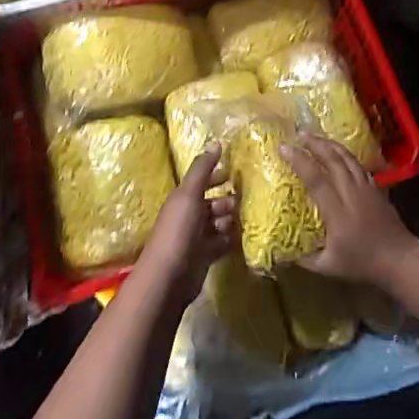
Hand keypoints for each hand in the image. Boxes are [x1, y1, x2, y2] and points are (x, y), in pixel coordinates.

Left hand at [140, 146, 236, 292]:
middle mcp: (190, 215)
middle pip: (214, 202)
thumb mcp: (189, 194)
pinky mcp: (206, 255)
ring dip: (233, 219)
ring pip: (220, 222)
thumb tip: (217, 143)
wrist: (170, 276)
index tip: (239, 171)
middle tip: (248, 198)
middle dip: (230, 199)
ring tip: (248, 218)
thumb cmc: (179, 230)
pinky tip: (247, 235)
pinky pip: (223, 242)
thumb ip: (202, 169)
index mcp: (183, 199)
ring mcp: (198, 237)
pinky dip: (233, 239)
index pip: (203, 181)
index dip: (219, 175)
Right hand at [278, 132, 417, 283]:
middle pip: (333, 160)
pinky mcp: (375, 188)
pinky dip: (345, 154)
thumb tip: (281, 253)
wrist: (398, 257)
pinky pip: (358, 165)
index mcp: (337, 212)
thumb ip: (303, 258)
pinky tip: (338, 152)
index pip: (316, 179)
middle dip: (315, 144)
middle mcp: (352, 193)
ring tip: (316, 137)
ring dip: (330, 145)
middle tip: (299, 133)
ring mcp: (366, 188)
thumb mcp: (328, 266)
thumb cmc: (362, 263)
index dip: (300, 161)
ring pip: (347, 158)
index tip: (285, 147)